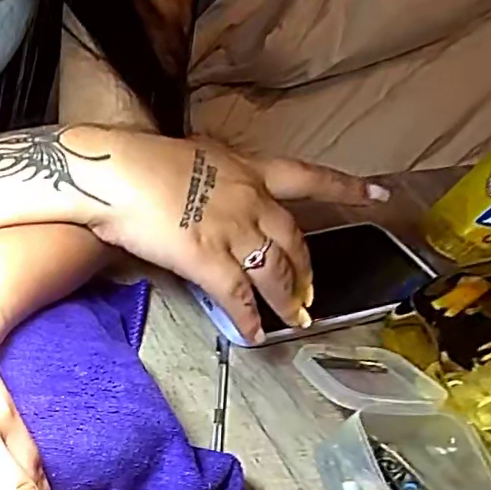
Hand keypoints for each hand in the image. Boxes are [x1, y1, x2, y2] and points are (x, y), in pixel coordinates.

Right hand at [78, 132, 382, 341]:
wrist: (116, 173)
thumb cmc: (135, 161)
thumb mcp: (183, 157)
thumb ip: (200, 176)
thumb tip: (189, 189)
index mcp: (246, 170)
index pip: (308, 179)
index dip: (343, 189)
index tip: (374, 196)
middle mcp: (251, 201)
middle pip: (293, 239)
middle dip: (306, 268)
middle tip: (313, 291)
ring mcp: (232, 232)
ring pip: (274, 270)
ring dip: (287, 297)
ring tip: (295, 317)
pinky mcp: (207, 261)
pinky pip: (236, 293)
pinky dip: (248, 316)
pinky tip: (255, 332)